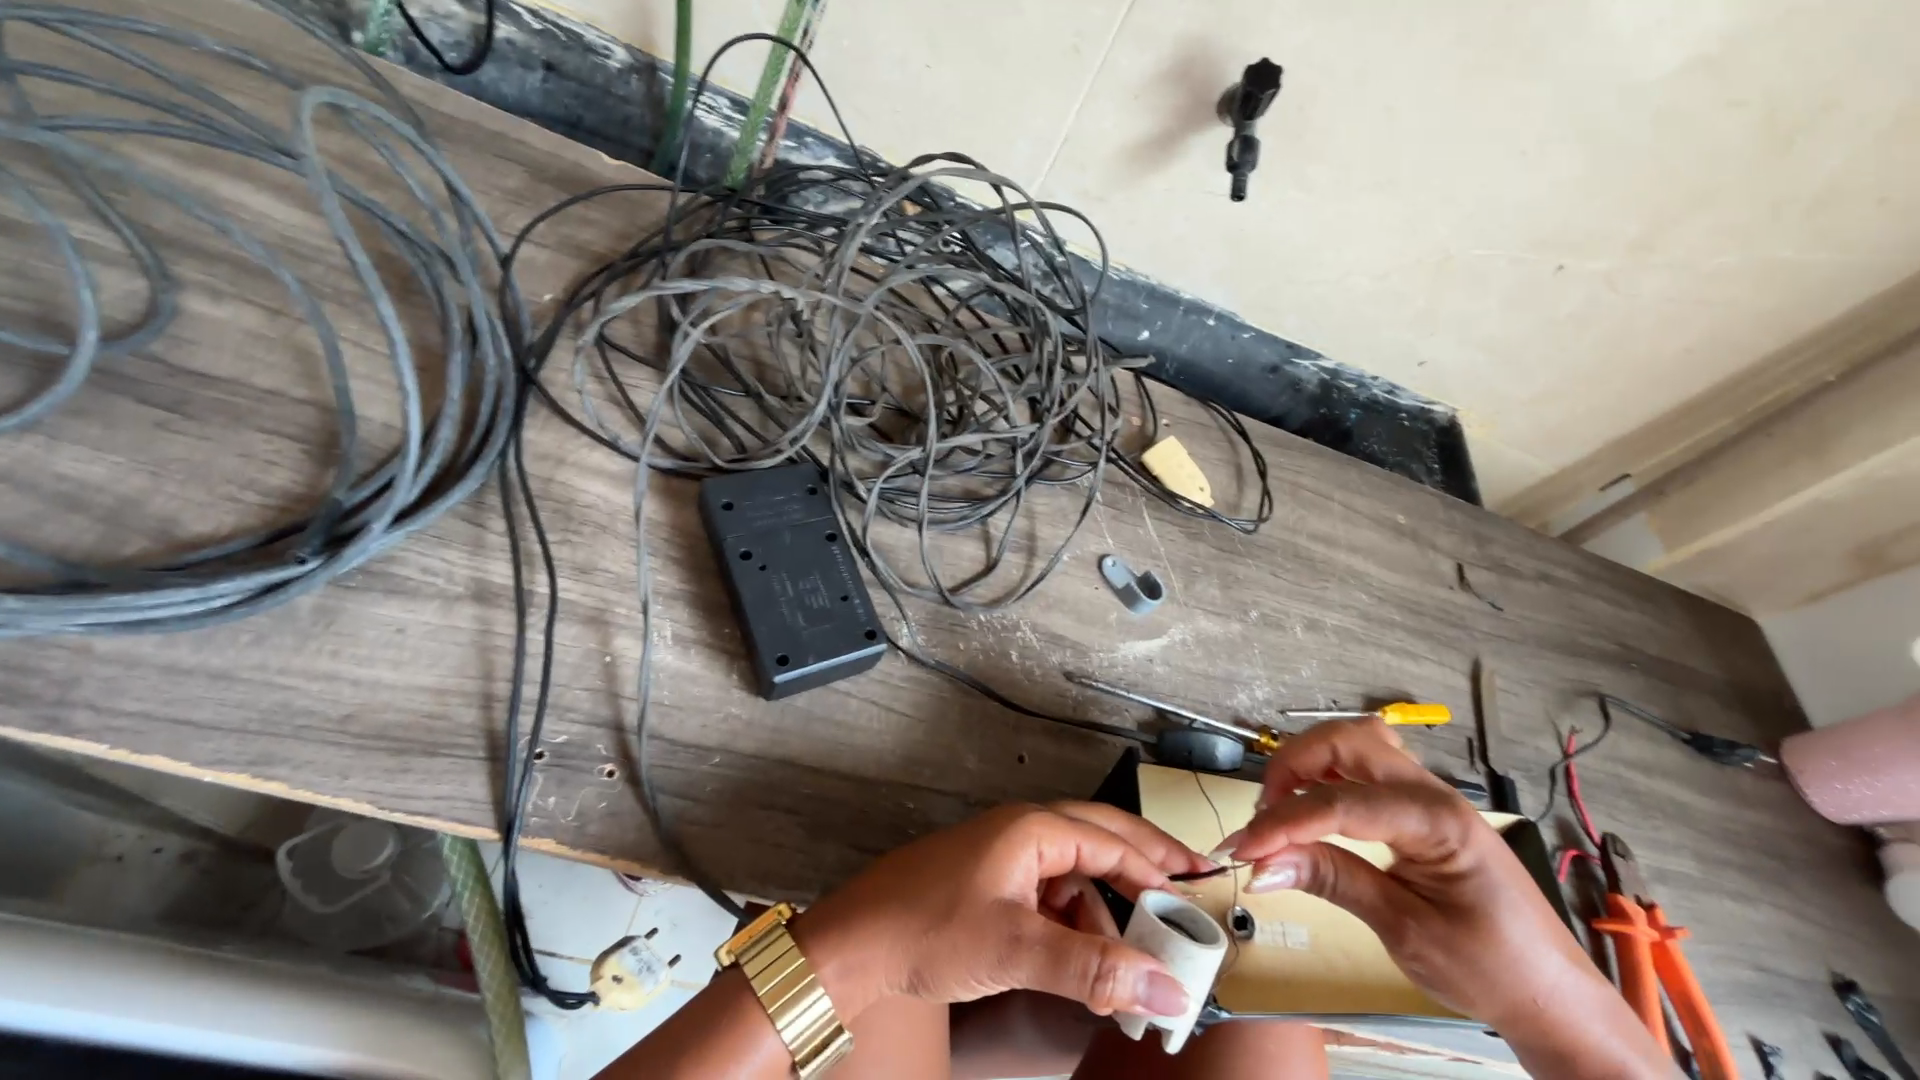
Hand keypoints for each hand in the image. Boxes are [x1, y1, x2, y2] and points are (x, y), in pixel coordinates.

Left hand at [794, 802, 1213, 1021]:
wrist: (855, 944)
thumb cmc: (923, 927)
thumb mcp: (1016, 949)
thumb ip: (1092, 968)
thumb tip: (1162, 984)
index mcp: (1032, 829)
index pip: (1114, 842)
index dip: (1160, 870)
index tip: (1198, 894)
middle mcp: (1023, 835)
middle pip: (1100, 840)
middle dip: (1145, 866)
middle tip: (1189, 886)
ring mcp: (1006, 861)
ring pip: (1075, 879)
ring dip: (1105, 917)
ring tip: (1131, 963)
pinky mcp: (993, 888)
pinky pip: (1049, 900)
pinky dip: (1073, 928)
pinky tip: (1084, 963)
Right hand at [1214, 718, 1674, 1076]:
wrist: (1553, 994)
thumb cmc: (1491, 968)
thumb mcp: (1405, 930)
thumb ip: (1331, 881)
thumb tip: (1260, 865)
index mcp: (1436, 821)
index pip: (1338, 803)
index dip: (1281, 823)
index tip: (1239, 850)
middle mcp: (1431, 793)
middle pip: (1344, 741)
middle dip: (1290, 768)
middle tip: (1263, 820)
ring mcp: (1428, 796)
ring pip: (1354, 744)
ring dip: (1307, 765)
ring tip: (1281, 812)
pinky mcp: (1420, 809)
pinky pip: (1365, 769)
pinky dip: (1326, 777)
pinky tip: (1309, 810)